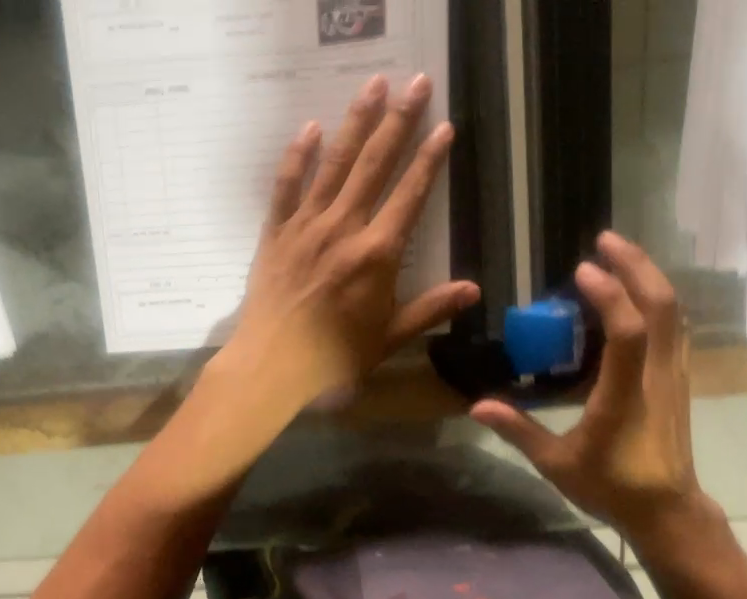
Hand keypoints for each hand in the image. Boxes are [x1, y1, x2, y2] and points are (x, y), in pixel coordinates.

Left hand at [208, 74, 480, 407]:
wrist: (273, 367)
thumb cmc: (335, 359)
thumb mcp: (389, 338)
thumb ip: (430, 309)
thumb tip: (473, 290)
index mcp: (377, 254)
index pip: (410, 196)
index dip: (429, 159)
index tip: (444, 127)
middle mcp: (343, 229)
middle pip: (375, 165)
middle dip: (399, 121)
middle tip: (416, 83)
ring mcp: (305, 227)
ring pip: (334, 164)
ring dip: (355, 122)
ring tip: (373, 84)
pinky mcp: (274, 234)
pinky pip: (286, 186)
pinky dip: (298, 156)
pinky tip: (310, 128)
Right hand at [471, 232, 707, 543]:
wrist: (666, 509)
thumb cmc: (611, 487)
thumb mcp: (557, 465)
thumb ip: (520, 431)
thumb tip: (478, 407)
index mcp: (626, 394)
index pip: (627, 331)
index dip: (608, 294)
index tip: (582, 270)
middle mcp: (658, 375)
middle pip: (660, 305)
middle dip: (635, 265)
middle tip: (604, 240)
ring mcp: (675, 375)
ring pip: (674, 312)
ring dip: (649, 277)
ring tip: (620, 258)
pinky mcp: (679, 381)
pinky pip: (674, 327)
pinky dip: (656, 301)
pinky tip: (637, 298)